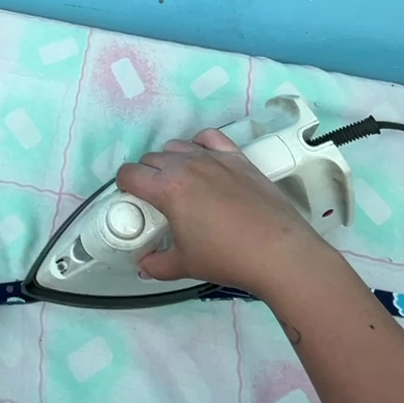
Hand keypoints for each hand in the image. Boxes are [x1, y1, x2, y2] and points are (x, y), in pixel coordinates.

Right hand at [116, 128, 328, 291]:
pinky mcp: (237, 158)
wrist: (280, 253)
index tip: (130, 198)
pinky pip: (209, 138)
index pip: (129, 174)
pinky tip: (203, 160)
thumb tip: (143, 265)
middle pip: (151, 158)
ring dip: (170, 160)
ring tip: (179, 182)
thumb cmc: (228, 258)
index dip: (123, 186)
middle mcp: (186, 165)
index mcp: (167, 188)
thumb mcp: (185, 265)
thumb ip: (156, 264)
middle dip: (146, 175)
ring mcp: (213, 158)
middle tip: (155, 199)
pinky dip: (200, 144)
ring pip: (177, 146)